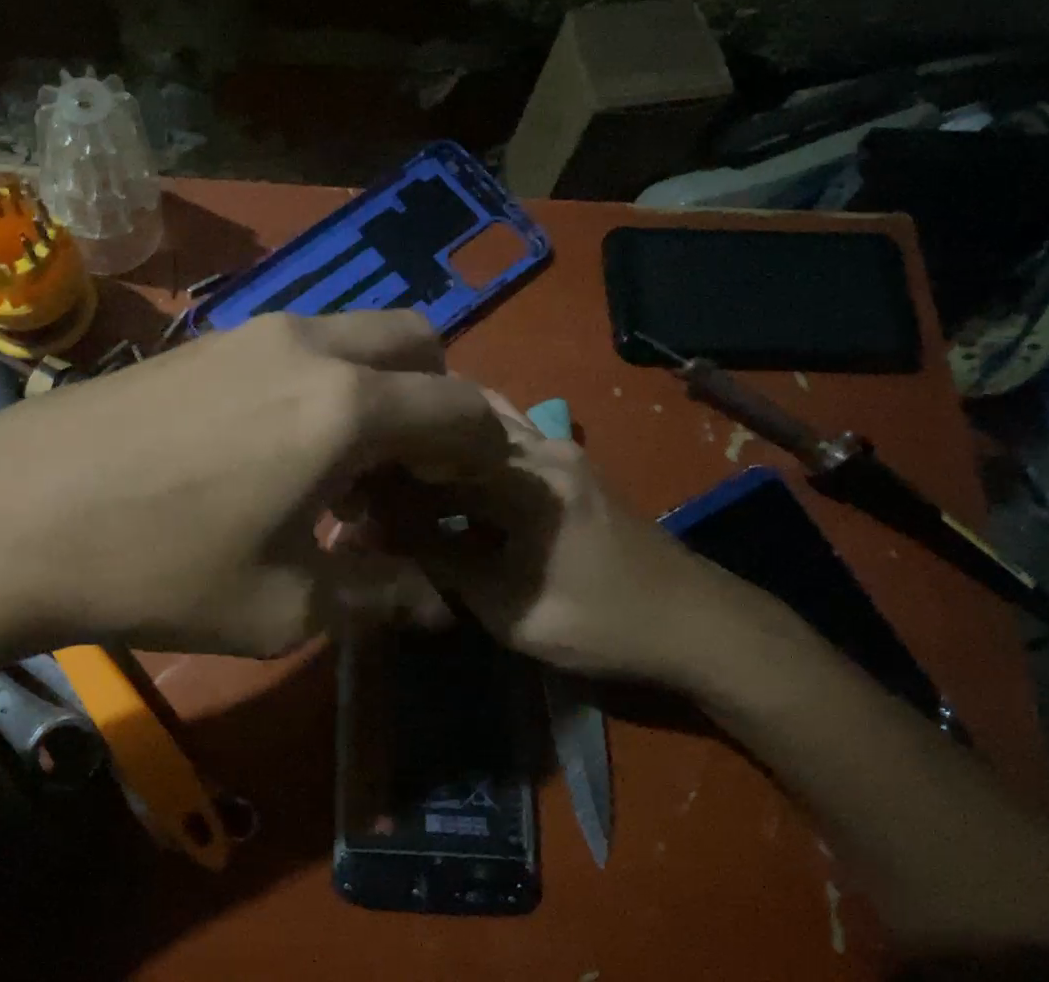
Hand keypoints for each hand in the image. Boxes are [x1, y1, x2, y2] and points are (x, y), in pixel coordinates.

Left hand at [0, 311, 504, 660]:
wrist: (5, 519)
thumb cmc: (156, 572)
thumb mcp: (281, 606)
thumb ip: (374, 593)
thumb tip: (431, 600)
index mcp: (346, 404)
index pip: (459, 406)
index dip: (483, 449)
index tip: (469, 495)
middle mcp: (307, 344)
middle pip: (414, 341)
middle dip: (435, 397)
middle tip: (411, 471)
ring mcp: (245, 331)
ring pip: (349, 335)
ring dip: (373, 385)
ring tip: (341, 464)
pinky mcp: (196, 340)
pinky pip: (291, 345)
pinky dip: (317, 381)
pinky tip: (273, 446)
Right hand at [394, 393, 807, 689]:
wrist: (699, 626)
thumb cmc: (601, 622)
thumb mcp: (508, 606)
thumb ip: (441, 560)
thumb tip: (376, 534)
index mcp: (524, 477)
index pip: (431, 458)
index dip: (383, 481)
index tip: (348, 507)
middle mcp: (540, 446)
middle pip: (453, 423)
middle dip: (403, 449)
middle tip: (363, 483)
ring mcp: (558, 450)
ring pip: (478, 423)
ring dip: (433, 444)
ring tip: (391, 476)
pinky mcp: (566, 466)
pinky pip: (499, 440)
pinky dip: (461, 451)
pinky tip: (436, 480)